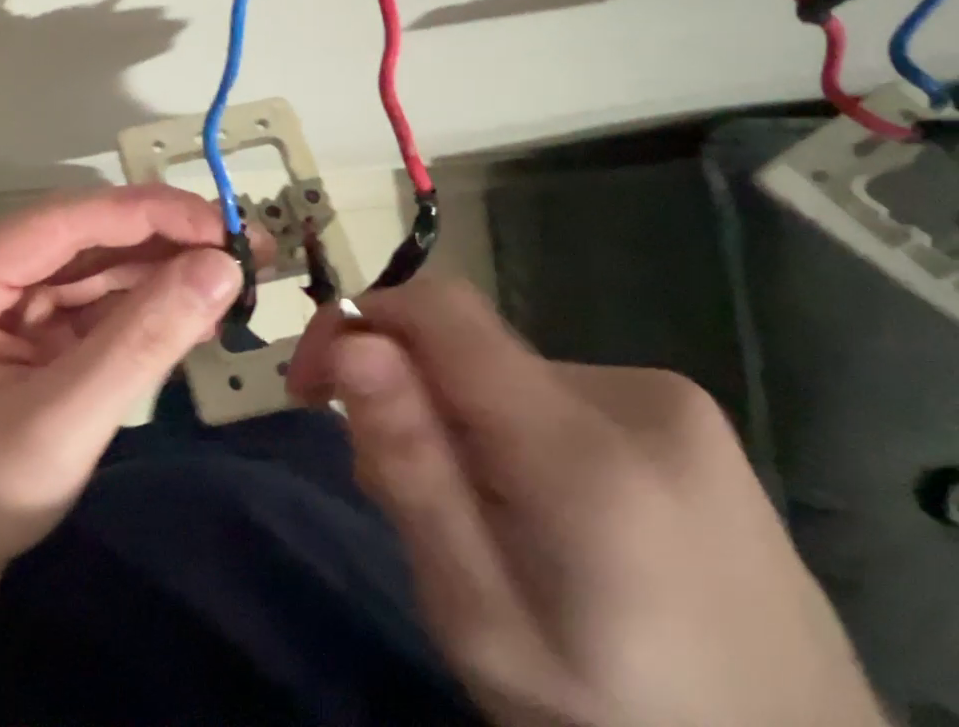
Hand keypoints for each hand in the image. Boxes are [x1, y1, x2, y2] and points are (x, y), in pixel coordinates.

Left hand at [0, 185, 241, 586]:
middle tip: (244, 248)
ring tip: (234, 279)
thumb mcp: (67, 420)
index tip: (218, 223)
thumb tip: (220, 267)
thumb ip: (141, 342)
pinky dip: (143, 305)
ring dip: (160, 271)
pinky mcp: (27, 331)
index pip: (58, 222)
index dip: (142, 213)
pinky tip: (194, 310)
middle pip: (79, 238)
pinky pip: (91, 302)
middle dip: (161, 240)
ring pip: (91, 266)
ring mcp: (2, 304)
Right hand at [288, 278, 885, 726]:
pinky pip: (553, 395)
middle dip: (402, 402)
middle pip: (464, 351)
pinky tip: (539, 515)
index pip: (439, 311)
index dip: (353, 325)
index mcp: (583, 448)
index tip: (309, 390)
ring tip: (476, 524)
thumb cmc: (607, 708)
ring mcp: (676, 405)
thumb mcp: (476, 614)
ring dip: (456, 424)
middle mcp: (637, 397)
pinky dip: (511, 434)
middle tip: (400, 503)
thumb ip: (412, 473)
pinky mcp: (690, 420)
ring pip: (504, 376)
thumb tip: (354, 345)